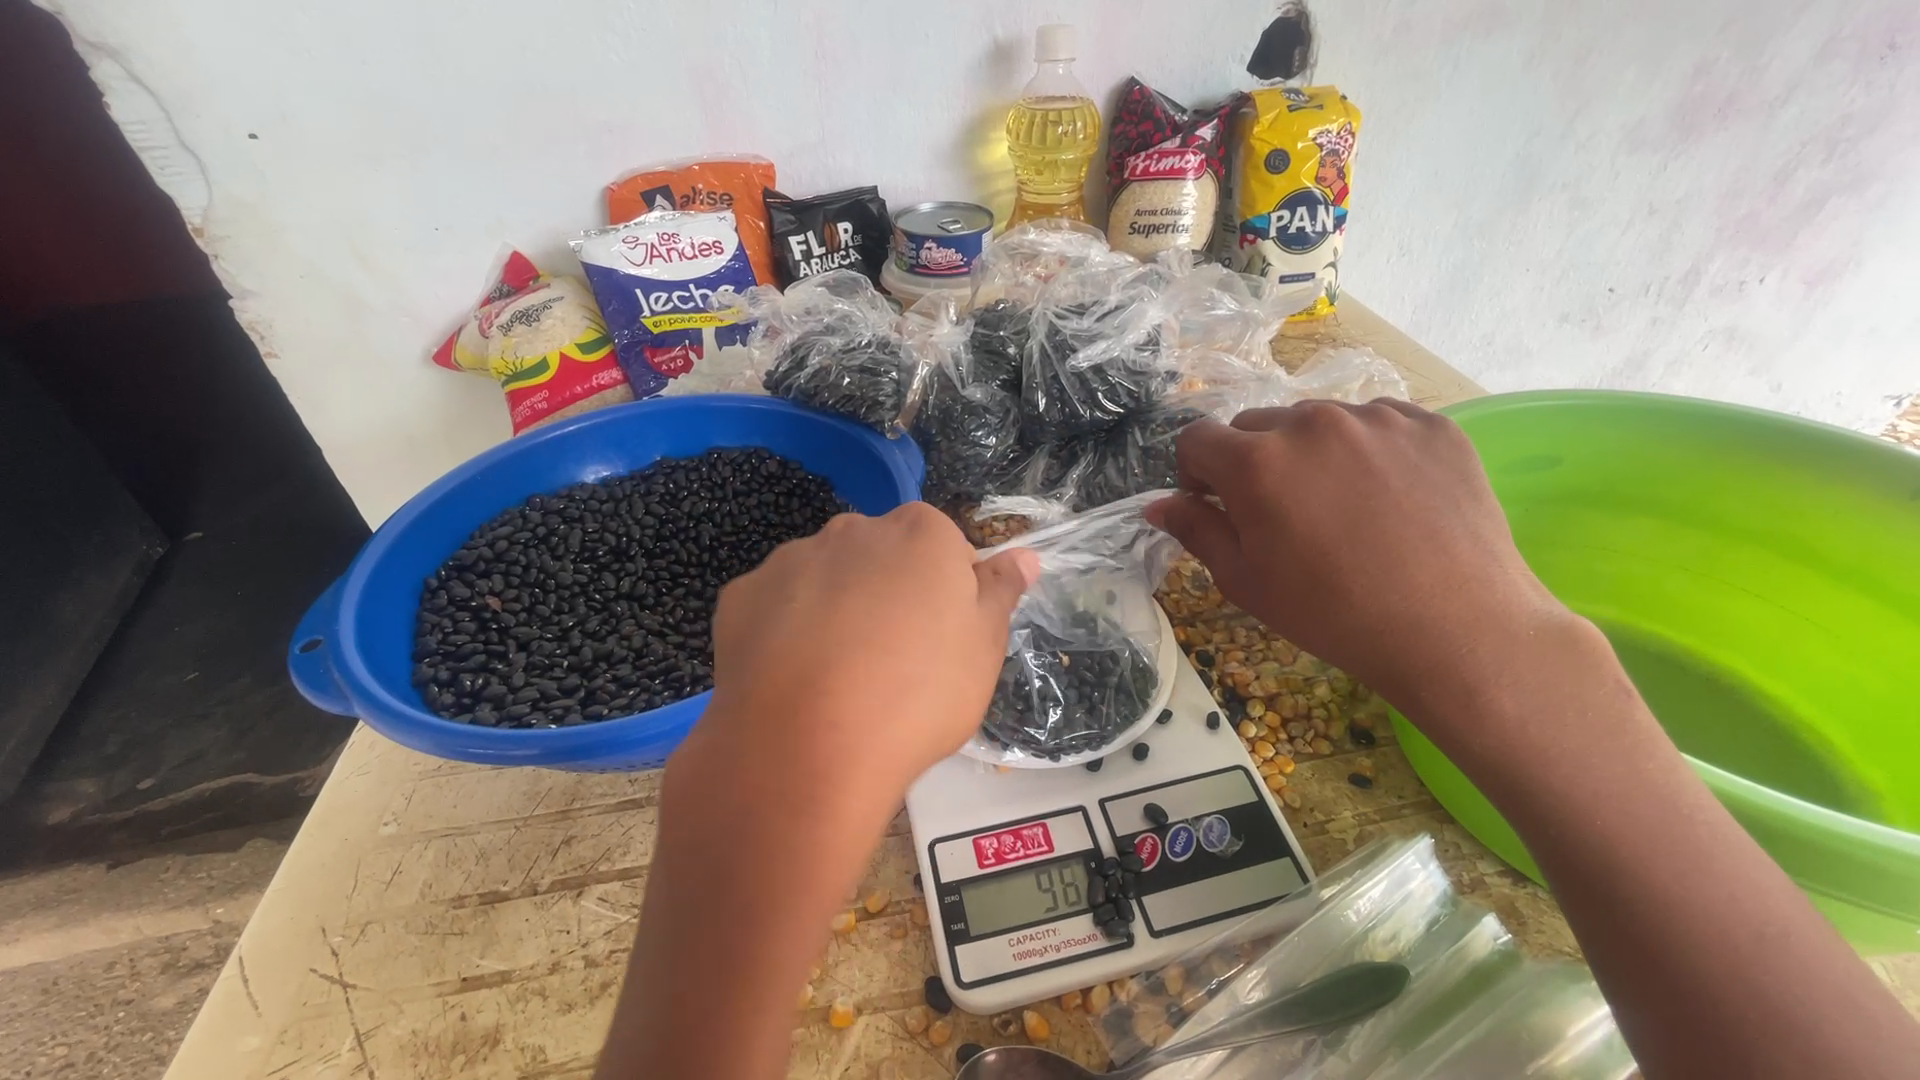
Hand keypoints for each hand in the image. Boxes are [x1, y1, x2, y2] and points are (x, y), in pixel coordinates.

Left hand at [697, 502, 1038, 786]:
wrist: (806, 749)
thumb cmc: (916, 695)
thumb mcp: (983, 650)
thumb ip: (1000, 592)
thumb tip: (1023, 554)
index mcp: (920, 534)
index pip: (945, 546)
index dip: (947, 593)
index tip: (942, 640)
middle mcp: (852, 530)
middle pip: (882, 556)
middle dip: (889, 592)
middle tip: (894, 662)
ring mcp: (790, 560)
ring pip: (825, 578)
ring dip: (835, 608)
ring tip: (837, 678)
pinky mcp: (740, 597)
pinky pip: (775, 606)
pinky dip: (785, 631)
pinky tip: (792, 679)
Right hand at [1146, 400, 1573, 724]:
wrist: (1456, 629)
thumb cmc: (1333, 614)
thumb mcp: (1246, 582)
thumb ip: (1196, 531)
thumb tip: (1157, 505)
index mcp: (1256, 462)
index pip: (1197, 439)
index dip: (1196, 473)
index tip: (1216, 507)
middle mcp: (1311, 422)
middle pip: (1256, 426)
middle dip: (1253, 462)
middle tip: (1282, 514)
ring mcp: (1377, 417)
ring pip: (1318, 421)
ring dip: (1311, 454)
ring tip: (1343, 508)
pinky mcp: (1432, 424)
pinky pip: (1378, 424)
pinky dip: (1369, 452)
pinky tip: (1389, 500)